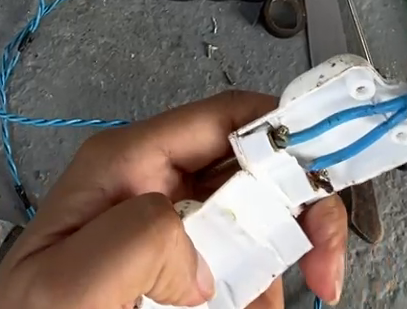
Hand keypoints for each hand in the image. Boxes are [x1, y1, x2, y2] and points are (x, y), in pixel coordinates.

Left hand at [0, 91, 347, 308]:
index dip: (287, 133)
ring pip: (250, 224)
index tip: (333, 178)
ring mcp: (163, 228)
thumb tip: (202, 252)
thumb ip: (140, 237)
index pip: (225, 118)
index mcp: (130, 160)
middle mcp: (152, 182)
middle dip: (294, 211)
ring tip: (270, 308)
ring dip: (276, 267)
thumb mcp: (73, 280)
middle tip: (323, 270)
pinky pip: (234, 271)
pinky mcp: (171, 272)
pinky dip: (256, 294)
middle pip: (250, 170)